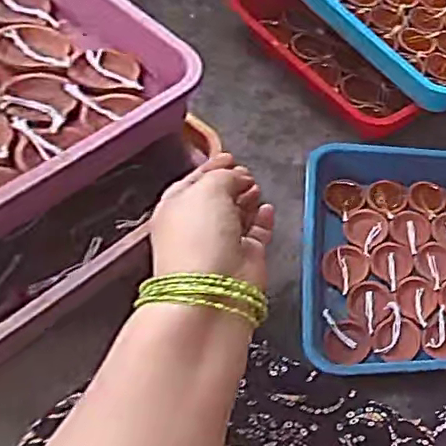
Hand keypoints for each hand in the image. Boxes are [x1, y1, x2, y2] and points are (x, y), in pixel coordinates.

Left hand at [148, 153, 273, 288]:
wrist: (213, 287)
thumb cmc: (199, 238)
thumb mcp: (208, 189)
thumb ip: (224, 175)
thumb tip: (237, 177)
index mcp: (177, 206)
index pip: (195, 180)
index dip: (213, 167)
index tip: (230, 158)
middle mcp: (198, 224)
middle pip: (219, 196)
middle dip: (233, 182)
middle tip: (247, 174)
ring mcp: (222, 241)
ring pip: (239, 212)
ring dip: (249, 198)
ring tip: (257, 189)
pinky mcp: (246, 255)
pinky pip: (258, 231)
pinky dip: (264, 219)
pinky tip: (267, 208)